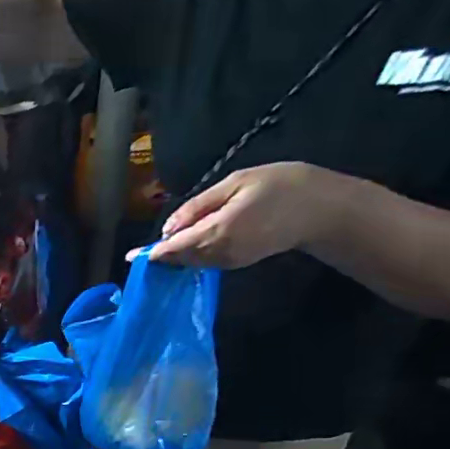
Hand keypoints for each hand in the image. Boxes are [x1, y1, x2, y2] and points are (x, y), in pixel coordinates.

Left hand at [150, 162, 331, 269]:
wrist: (317, 210)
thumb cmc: (278, 186)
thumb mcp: (235, 183)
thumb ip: (198, 207)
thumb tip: (168, 227)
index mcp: (217, 232)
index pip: (175, 247)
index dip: (153, 252)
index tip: (132, 257)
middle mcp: (219, 253)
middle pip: (180, 259)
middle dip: (161, 256)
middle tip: (140, 254)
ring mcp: (228, 262)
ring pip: (191, 263)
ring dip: (174, 258)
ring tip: (157, 251)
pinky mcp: (236, 265)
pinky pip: (205, 263)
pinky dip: (191, 258)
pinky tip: (184, 248)